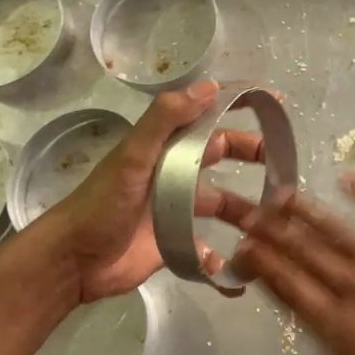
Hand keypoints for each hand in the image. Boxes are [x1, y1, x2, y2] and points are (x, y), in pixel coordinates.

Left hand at [46, 79, 263, 302]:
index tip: (276, 102)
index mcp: (168, 146)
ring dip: (247, 210)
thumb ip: (166, 119)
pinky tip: (238, 267)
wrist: (71, 262)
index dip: (240, 105)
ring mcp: (176, 209)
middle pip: (224, 155)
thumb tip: (211, 86)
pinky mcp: (174, 244)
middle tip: (284, 166)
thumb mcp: (132, 155)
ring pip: (223, 203)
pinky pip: (207, 248)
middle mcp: (176, 172)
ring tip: (272, 221)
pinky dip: (223, 258)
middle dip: (254, 155)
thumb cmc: (102, 203)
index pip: (209, 116)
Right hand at [233, 175, 354, 354]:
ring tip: (279, 194)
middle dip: (270, 232)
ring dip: (306, 211)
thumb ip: (327, 337)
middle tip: (245, 212)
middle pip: (305, 253)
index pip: (289, 286)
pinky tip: (346, 177)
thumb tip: (304, 306)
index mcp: (338, 324)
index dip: (261, 264)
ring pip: (338, 231)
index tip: (241, 247)